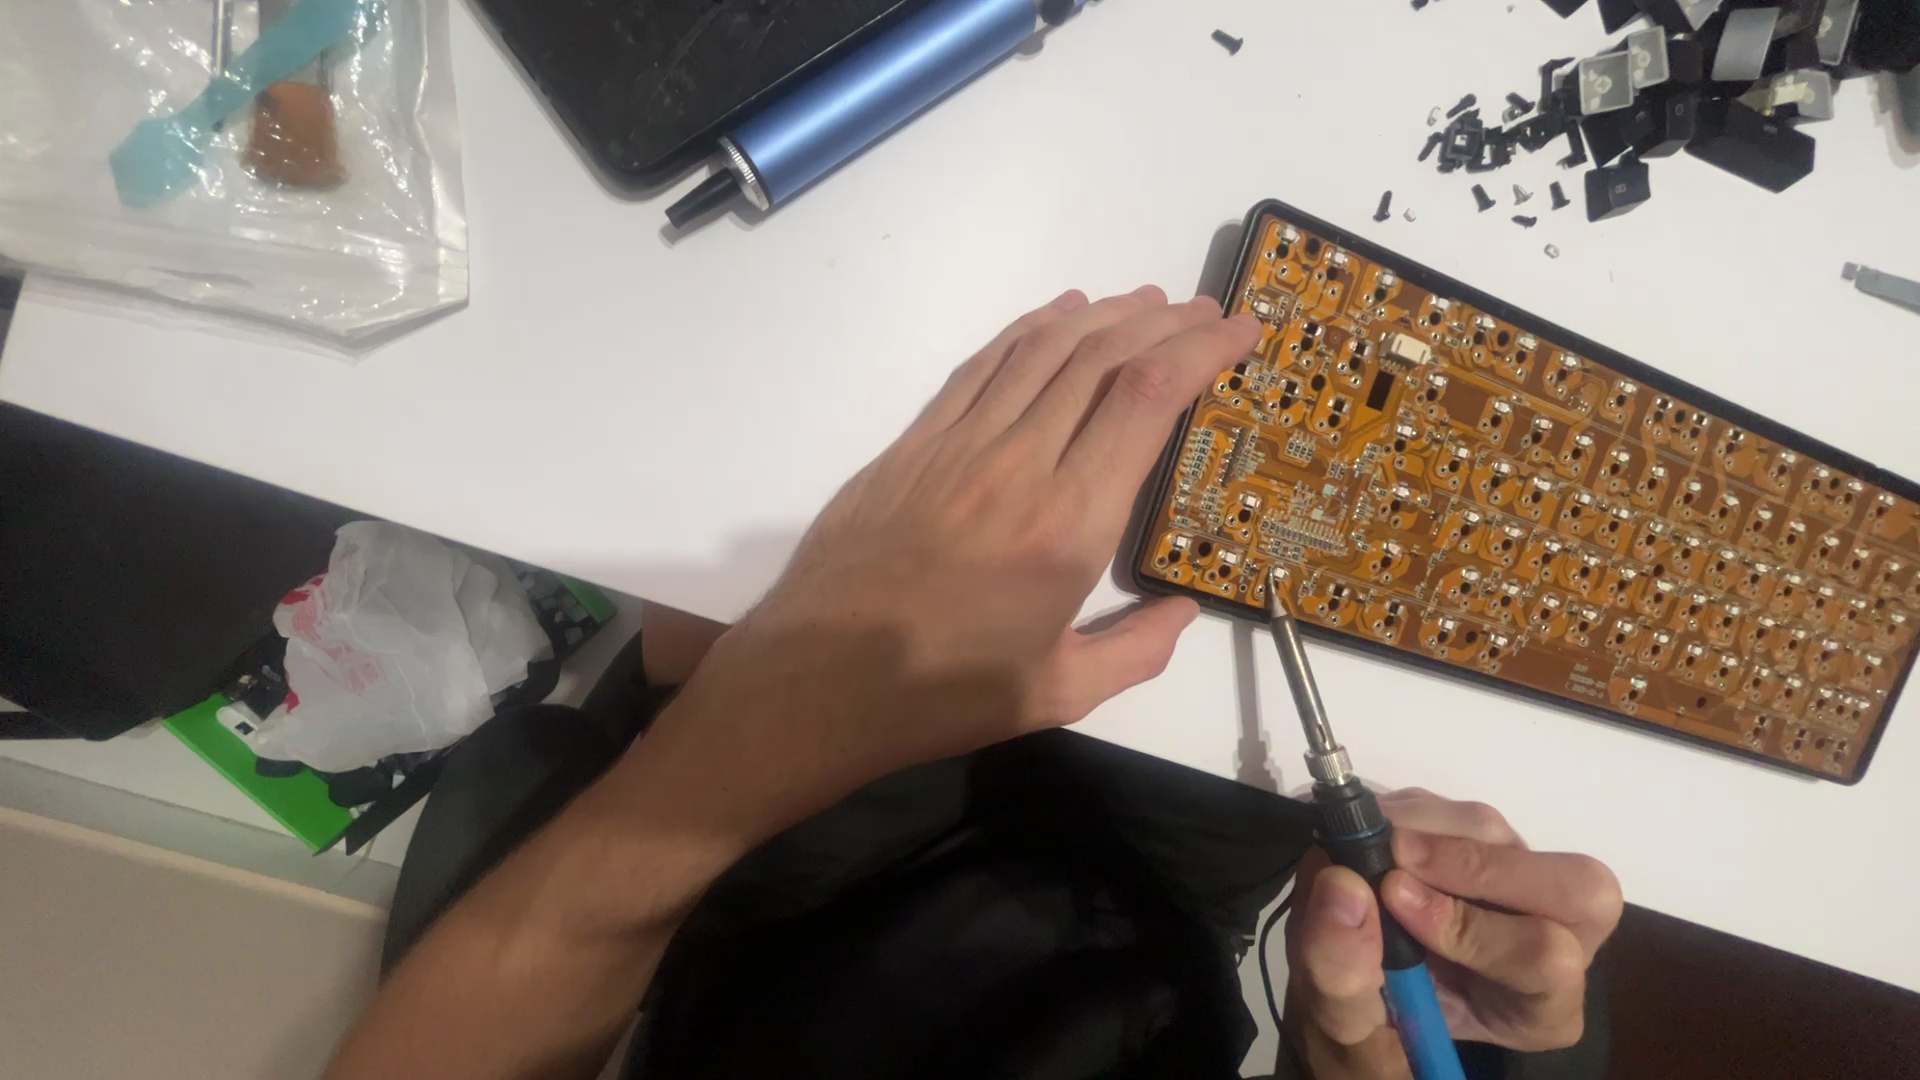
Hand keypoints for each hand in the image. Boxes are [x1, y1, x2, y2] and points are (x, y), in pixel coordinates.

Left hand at [647, 287, 1262, 837]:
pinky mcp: (912, 443)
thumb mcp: (1055, 695)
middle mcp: (1018, 464)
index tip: (1240, 332)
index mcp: (1068, 525)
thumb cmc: (938, 694)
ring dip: (1103, 315)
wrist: (815, 679)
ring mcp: (957, 444)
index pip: (1147, 401)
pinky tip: (1057, 316)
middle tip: (1205, 311)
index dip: (1201, 352)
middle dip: (1165, 322)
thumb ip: (1135, 652)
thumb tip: (1185, 611)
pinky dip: (1027, 331)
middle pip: (1102, 359)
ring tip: (1146, 301)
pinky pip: (980, 366)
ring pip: (1042, 350)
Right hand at [1284, 789, 1622, 1078]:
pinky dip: (1394, 814)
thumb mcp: (1339, 1025)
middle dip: (1475, 865)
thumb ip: (1341, 972)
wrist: (1338, 971)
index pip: (1548, 962)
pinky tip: (1363, 841)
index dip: (1474, 928)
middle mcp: (1543, 937)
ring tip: (1360, 851)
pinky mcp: (1462, 836)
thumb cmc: (1352, 1018)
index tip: (1394, 897)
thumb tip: (1341, 883)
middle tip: (1392, 853)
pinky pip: (1443, 807)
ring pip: (1495, 833)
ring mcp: (1508, 877)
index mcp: (1534, 1007)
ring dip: (1421, 830)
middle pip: (1574, 888)